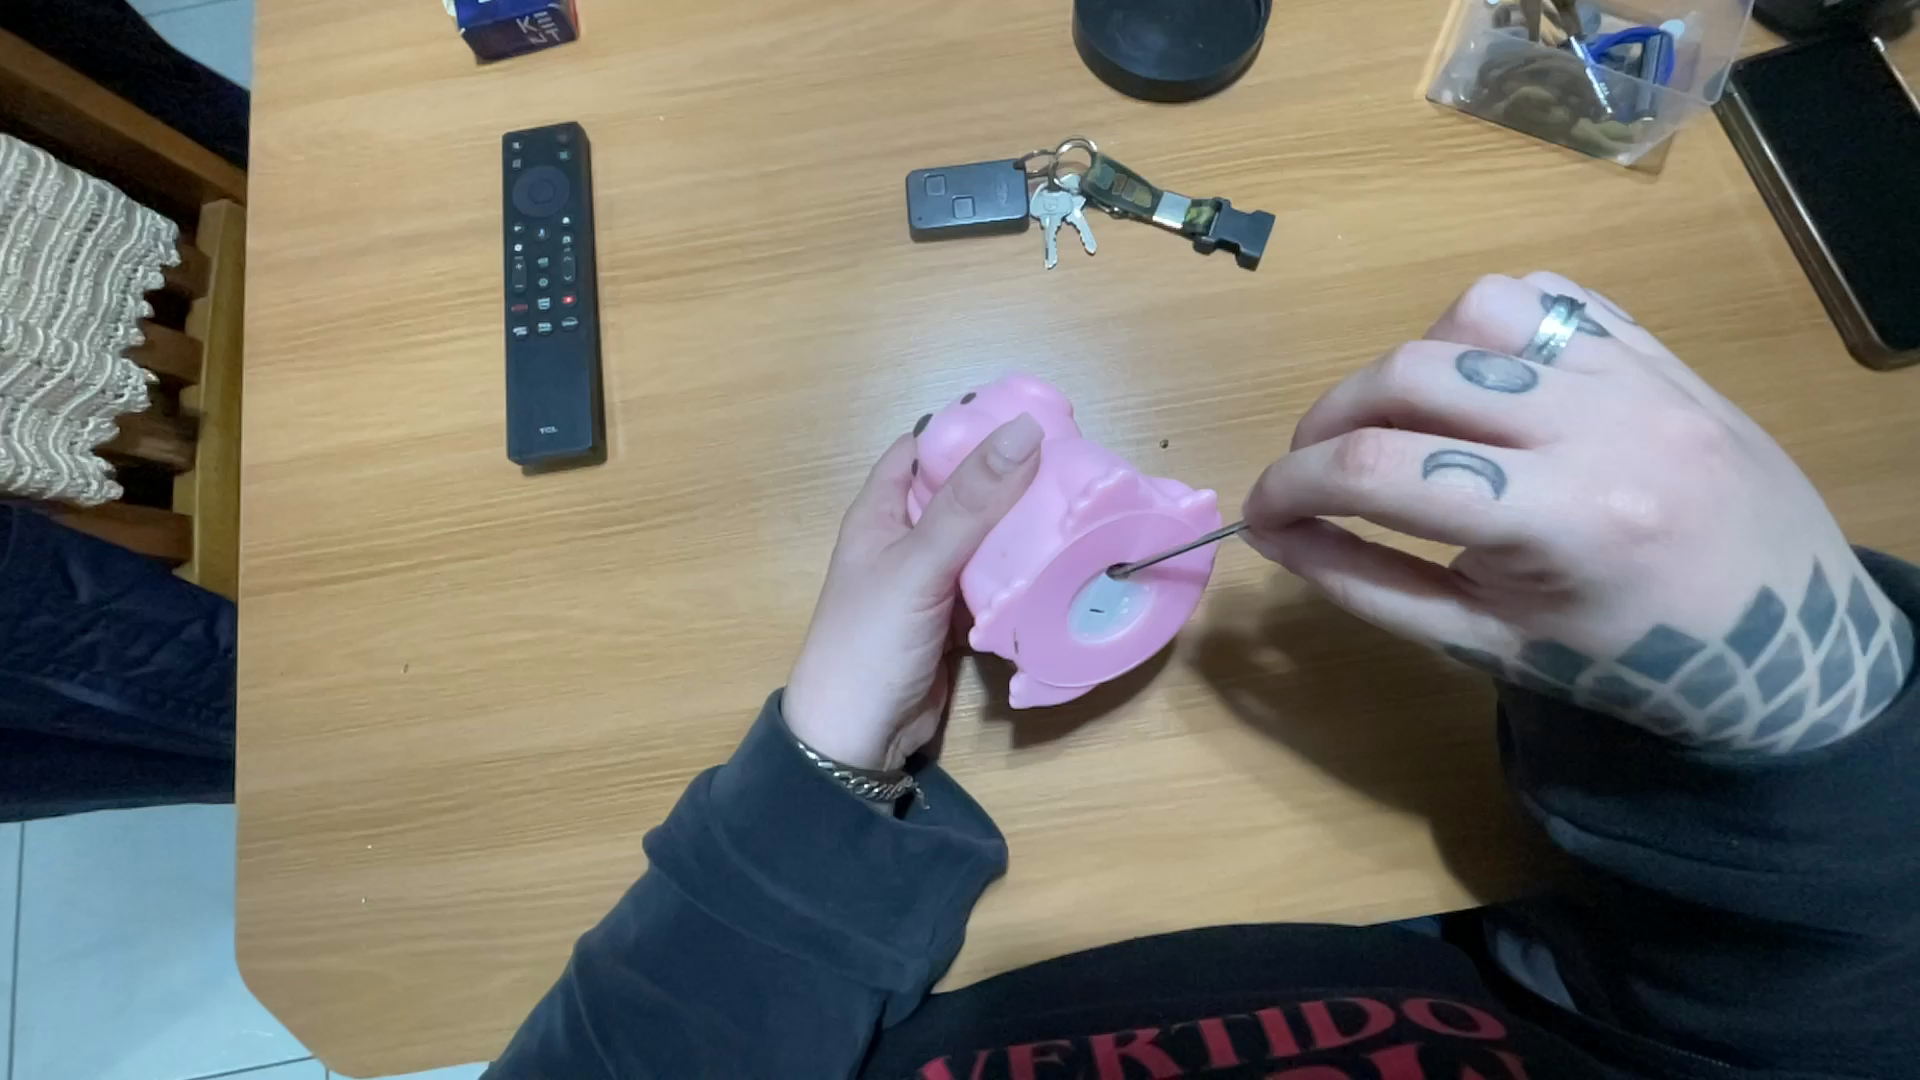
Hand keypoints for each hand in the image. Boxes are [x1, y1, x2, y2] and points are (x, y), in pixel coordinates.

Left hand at [785, 414, 1043, 769]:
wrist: (857, 739)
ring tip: (1075, 509)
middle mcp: (906, 538)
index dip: (968, 429)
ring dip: (1019, 530)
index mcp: (882, 511)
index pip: (924, 448)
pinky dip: (1018, 576)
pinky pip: (991, 583)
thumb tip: (1023, 430)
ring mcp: (932, 580)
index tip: (1027, 422)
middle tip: (1070, 467)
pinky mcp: (954, 618)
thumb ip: (970, 503)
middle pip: (963, 493)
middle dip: (1009, 480)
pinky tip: (1057, 565)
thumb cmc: (871, 640)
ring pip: (983, 540)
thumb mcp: (918, 565)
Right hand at [1244, 272, 1913, 752]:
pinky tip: (1470, 390)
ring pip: (1471, 314)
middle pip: (1408, 375)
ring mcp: (1641, 372)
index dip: (1288, 484)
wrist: (1794, 646)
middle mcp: (1608, 423)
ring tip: (1403, 429)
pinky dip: (1472, 333)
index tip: (1259, 512)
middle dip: (1323, 423)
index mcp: (1567, 521)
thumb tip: (1269, 534)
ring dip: (1402, 371)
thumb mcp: (1475, 640)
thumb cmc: (1620, 661)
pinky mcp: (1655, 350)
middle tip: (1311, 473)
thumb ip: (1359, 582)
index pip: (1376, 470)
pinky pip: (1538, 299)